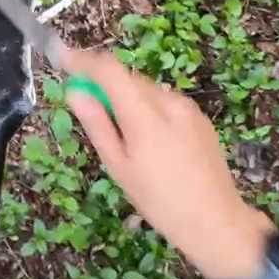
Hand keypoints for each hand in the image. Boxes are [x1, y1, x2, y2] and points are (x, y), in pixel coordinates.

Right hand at [62, 48, 274, 278]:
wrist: (215, 220)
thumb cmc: (158, 200)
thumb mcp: (118, 166)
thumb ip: (97, 125)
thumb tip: (75, 93)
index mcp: (145, 117)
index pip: (110, 71)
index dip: (84, 61)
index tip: (63, 59)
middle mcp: (169, 103)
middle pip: (128, 78)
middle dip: (103, 84)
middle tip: (87, 108)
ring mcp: (188, 109)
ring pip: (146, 90)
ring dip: (126, 98)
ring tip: (122, 135)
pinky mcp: (199, 118)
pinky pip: (164, 102)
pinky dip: (147, 108)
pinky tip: (148, 140)